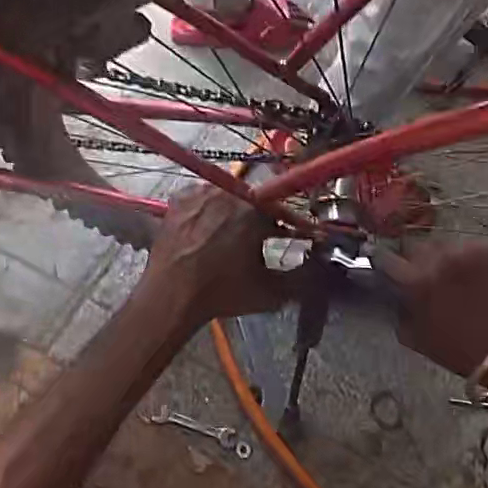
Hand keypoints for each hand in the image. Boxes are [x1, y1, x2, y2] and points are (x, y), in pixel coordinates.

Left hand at [142, 186, 295, 320]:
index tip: (297, 235)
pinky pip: (203, 197)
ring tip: (231, 236)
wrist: (171, 296)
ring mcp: (200, 192)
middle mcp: (228, 192)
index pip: (284, 208)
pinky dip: (209, 209)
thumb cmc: (221, 292)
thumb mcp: (269, 291)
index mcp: (253, 209)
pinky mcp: (179, 198)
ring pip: (228, 194)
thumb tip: (317, 268)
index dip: (292, 224)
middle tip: (261, 239)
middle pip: (255, 198)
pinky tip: (207, 230)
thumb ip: (300, 278)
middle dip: (262, 217)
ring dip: (235, 210)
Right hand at [377, 240, 487, 376]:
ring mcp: (464, 250)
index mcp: (414, 280)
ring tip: (451, 276)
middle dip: (413, 258)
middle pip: (413, 244)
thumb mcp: (414, 336)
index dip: (383, 262)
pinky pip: (466, 247)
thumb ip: (399, 309)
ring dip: (440, 257)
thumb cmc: (460, 350)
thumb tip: (396, 294)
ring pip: (441, 244)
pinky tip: (473, 276)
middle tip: (422, 274)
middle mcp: (437, 258)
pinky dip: (465, 258)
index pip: (385, 257)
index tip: (386, 266)